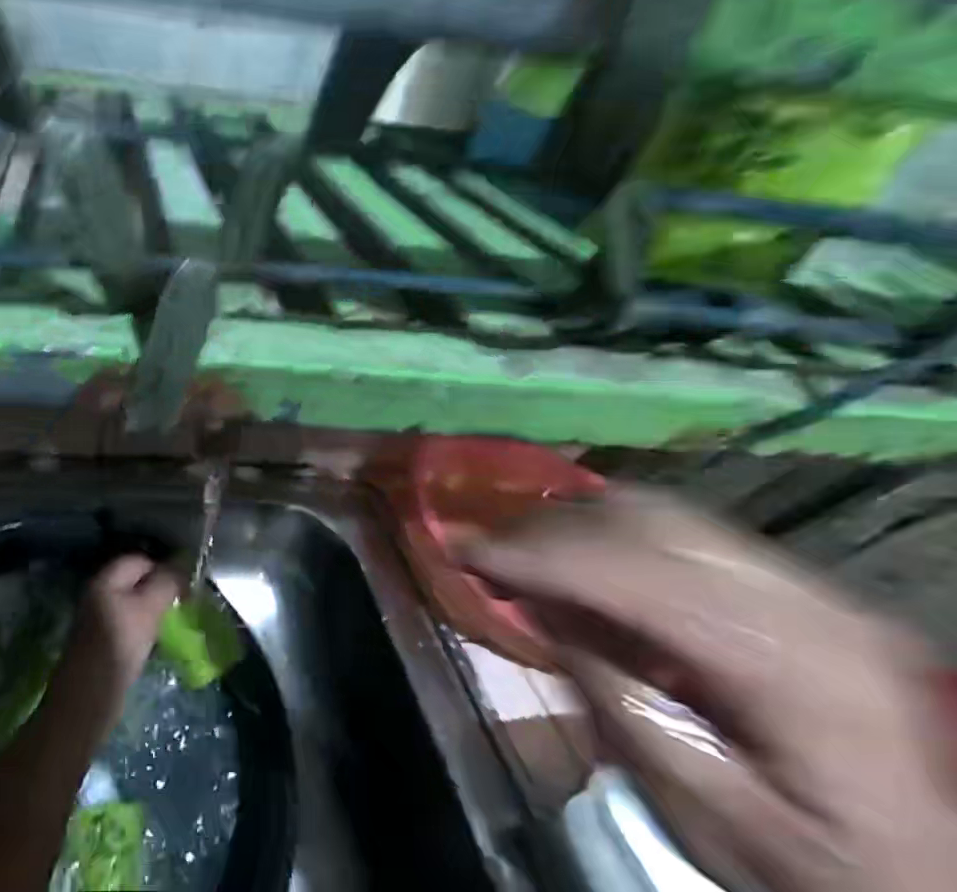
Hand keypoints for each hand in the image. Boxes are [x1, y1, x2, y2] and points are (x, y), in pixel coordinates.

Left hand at [52, 555, 183, 718]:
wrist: (87, 698)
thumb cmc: (118, 649)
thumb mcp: (146, 612)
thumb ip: (164, 585)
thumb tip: (181, 565)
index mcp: (105, 579)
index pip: (138, 560)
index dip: (163, 567)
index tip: (187, 585)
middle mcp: (98, 592)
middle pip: (134, 579)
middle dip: (159, 587)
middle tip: (185, 603)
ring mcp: (98, 617)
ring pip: (132, 602)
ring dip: (153, 608)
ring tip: (176, 621)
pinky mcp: (102, 640)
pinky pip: (128, 622)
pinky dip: (144, 625)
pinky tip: (158, 639)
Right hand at [460, 489, 956, 891]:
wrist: (928, 873)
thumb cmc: (805, 857)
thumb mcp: (701, 806)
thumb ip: (617, 699)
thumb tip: (540, 607)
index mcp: (794, 668)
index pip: (636, 575)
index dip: (536, 553)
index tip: (459, 547)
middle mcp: (811, 606)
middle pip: (649, 525)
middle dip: (544, 528)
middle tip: (477, 547)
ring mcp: (812, 589)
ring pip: (663, 512)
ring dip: (573, 520)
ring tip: (515, 546)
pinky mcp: (798, 586)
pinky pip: (683, 525)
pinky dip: (610, 525)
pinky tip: (573, 549)